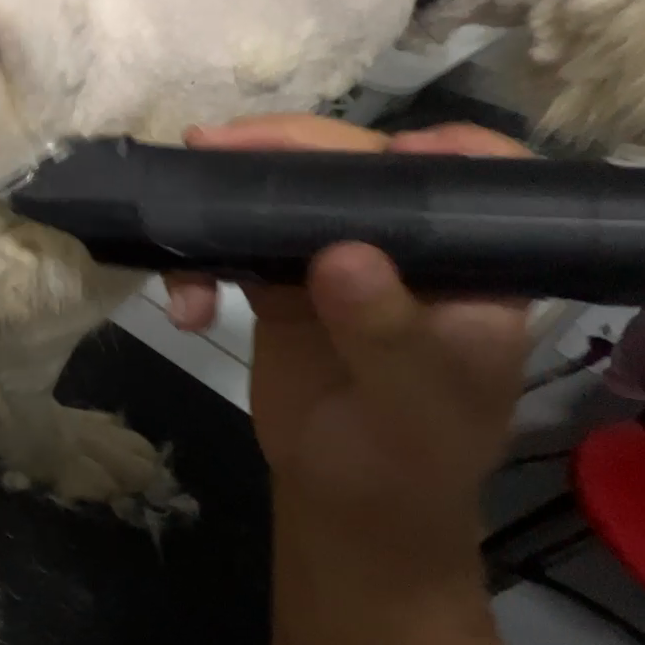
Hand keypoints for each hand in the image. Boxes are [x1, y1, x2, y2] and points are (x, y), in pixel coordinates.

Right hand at [165, 115, 534, 559]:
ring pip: (275, 203)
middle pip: (347, 174)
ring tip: (175, 244)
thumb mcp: (408, 406)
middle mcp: (400, 252)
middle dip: (279, 154)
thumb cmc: (403, 459)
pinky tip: (183, 310)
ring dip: (218, 212)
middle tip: (209, 145)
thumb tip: (341, 253)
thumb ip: (385, 332)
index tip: (374, 146)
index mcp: (464, 269)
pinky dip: (195, 267)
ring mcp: (332, 264)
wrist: (343, 499)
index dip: (433, 150)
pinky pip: (230, 247)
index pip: (470, 183)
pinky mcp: (277, 283)